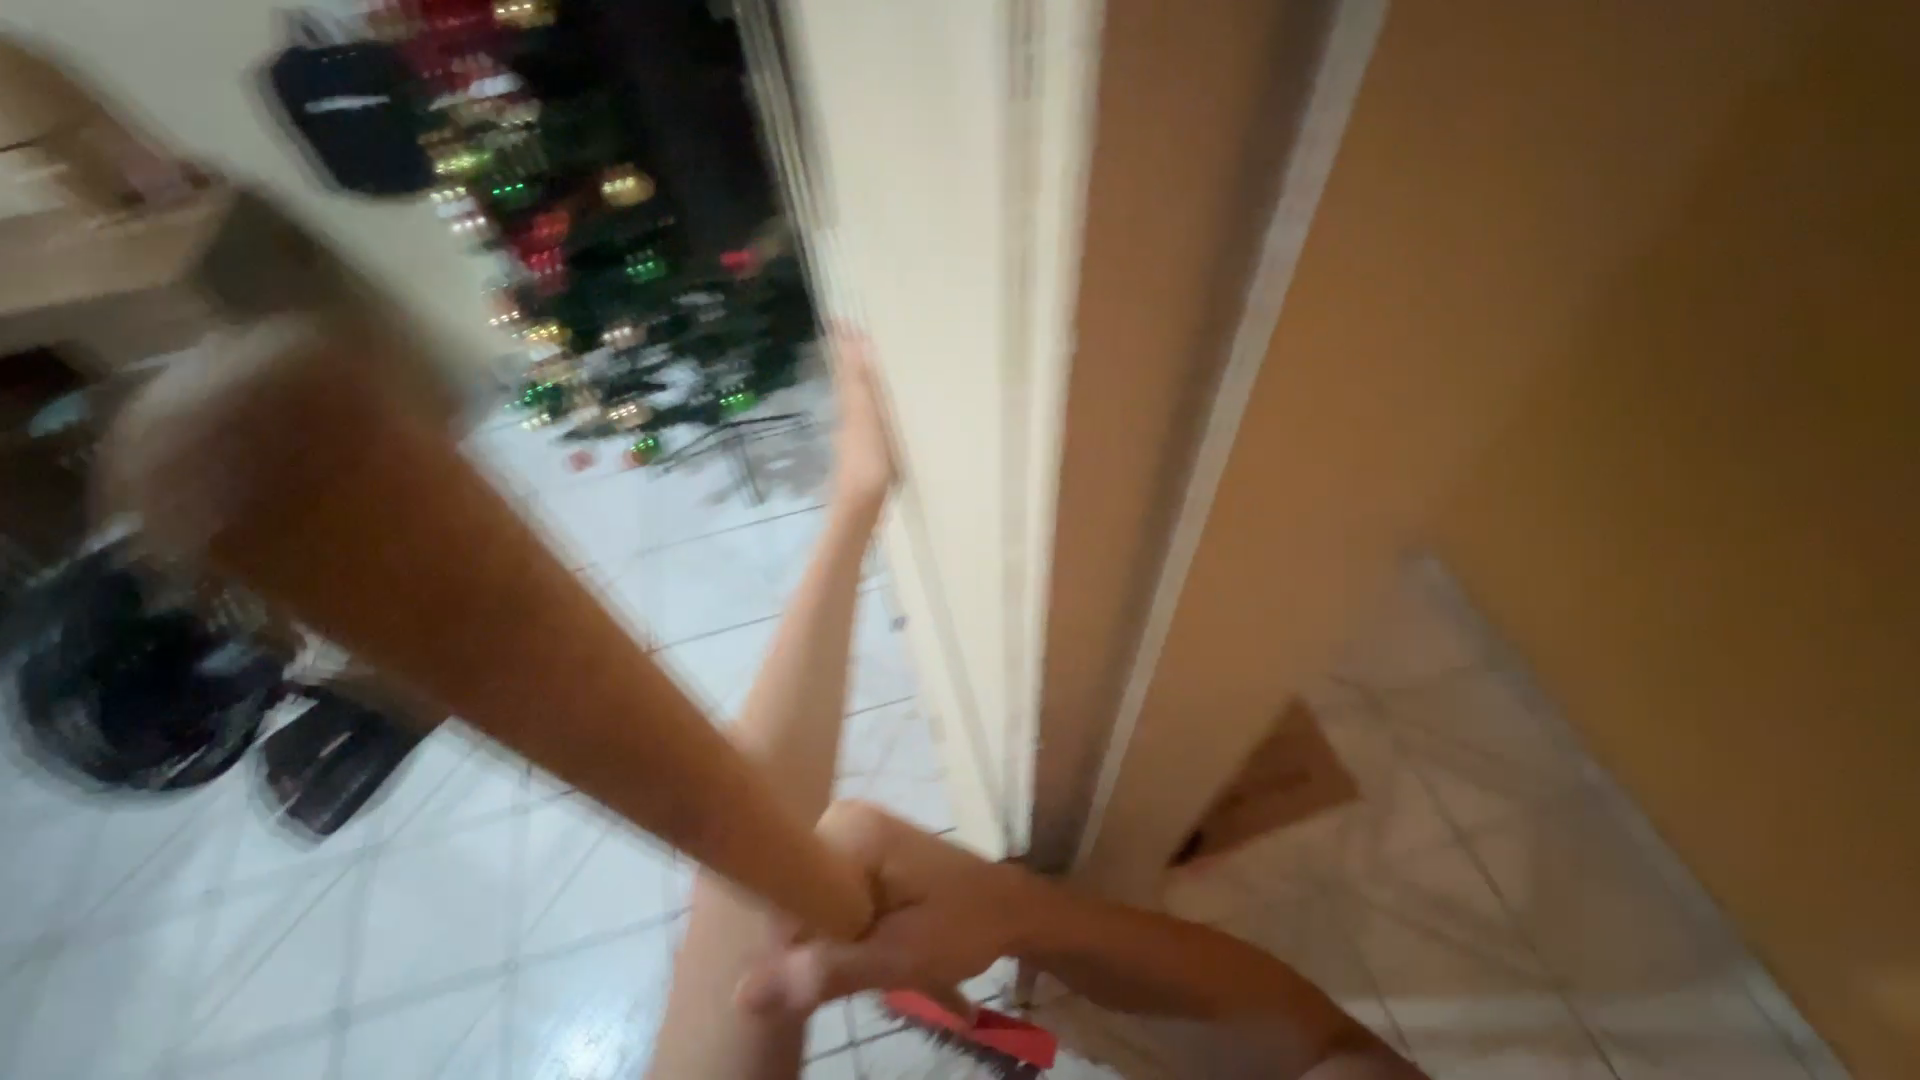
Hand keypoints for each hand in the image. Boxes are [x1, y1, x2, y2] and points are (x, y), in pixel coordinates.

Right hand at [734, 800, 1047, 1018]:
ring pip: (809, 901)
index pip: (783, 895)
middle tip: (868, 962)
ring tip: (876, 953)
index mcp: (849, 831)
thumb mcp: (898, 958)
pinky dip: (842, 927)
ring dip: (832, 940)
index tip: (834, 971)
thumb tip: (740, 995)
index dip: (795, 946)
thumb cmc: (965, 926)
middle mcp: (842, 819)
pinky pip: (825, 893)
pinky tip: (871, 942)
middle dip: (818, 943)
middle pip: (794, 897)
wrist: (1012, 909)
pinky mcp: (860, 846)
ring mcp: (852, 829)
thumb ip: (824, 972)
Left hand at [825, 324, 896, 507]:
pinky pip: (870, 413)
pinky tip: (884, 404)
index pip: (847, 363)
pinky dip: (874, 399)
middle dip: (852, 354)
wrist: (861, 505)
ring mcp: (859, 433)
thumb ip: (861, 382)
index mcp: (851, 402)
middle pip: (850, 376)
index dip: (846, 342)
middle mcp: (851, 414)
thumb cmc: (867, 460)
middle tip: (857, 329)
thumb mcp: (866, 416)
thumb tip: (855, 343)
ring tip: (872, 357)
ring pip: (859, 394)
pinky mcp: (869, 450)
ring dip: (863, 374)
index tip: (844, 316)